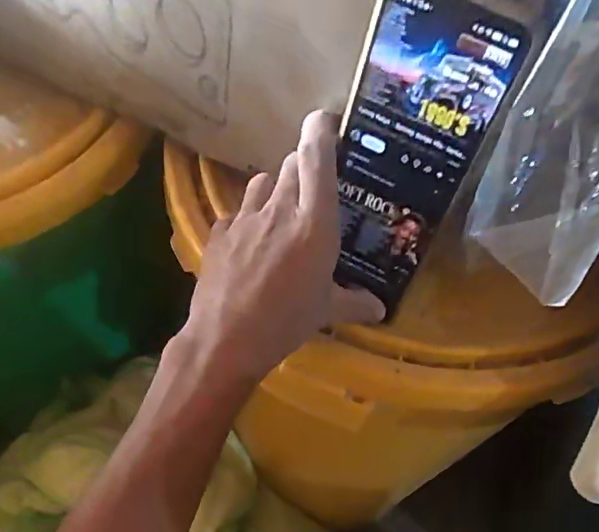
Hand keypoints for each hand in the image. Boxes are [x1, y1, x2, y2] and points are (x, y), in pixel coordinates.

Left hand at [180, 110, 384, 385]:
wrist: (224, 341)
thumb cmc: (283, 325)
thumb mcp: (323, 314)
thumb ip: (352, 304)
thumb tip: (380, 310)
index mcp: (314, 222)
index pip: (317, 154)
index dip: (321, 130)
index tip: (326, 124)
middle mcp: (279, 209)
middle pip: (291, 165)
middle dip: (302, 170)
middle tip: (310, 195)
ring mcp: (244, 219)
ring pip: (262, 184)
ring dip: (273, 192)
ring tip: (278, 219)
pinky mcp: (218, 234)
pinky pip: (235, 214)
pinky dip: (245, 222)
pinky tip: (247, 246)